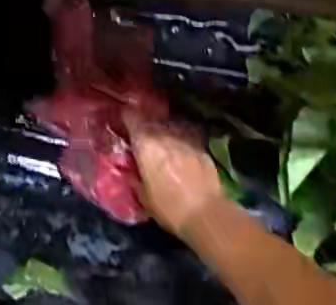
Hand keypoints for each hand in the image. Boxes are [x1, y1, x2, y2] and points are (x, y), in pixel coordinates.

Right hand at [125, 112, 224, 240]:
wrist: (209, 218)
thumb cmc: (170, 208)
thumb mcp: (143, 195)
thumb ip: (134, 177)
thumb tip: (130, 171)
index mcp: (144, 142)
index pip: (130, 117)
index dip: (127, 119)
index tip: (125, 126)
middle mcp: (163, 135)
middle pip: (151, 122)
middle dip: (147, 128)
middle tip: (145, 139)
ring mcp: (186, 142)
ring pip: (170, 130)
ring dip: (166, 136)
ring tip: (165, 146)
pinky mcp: (204, 152)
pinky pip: (188, 142)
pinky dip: (183, 147)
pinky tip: (185, 158)